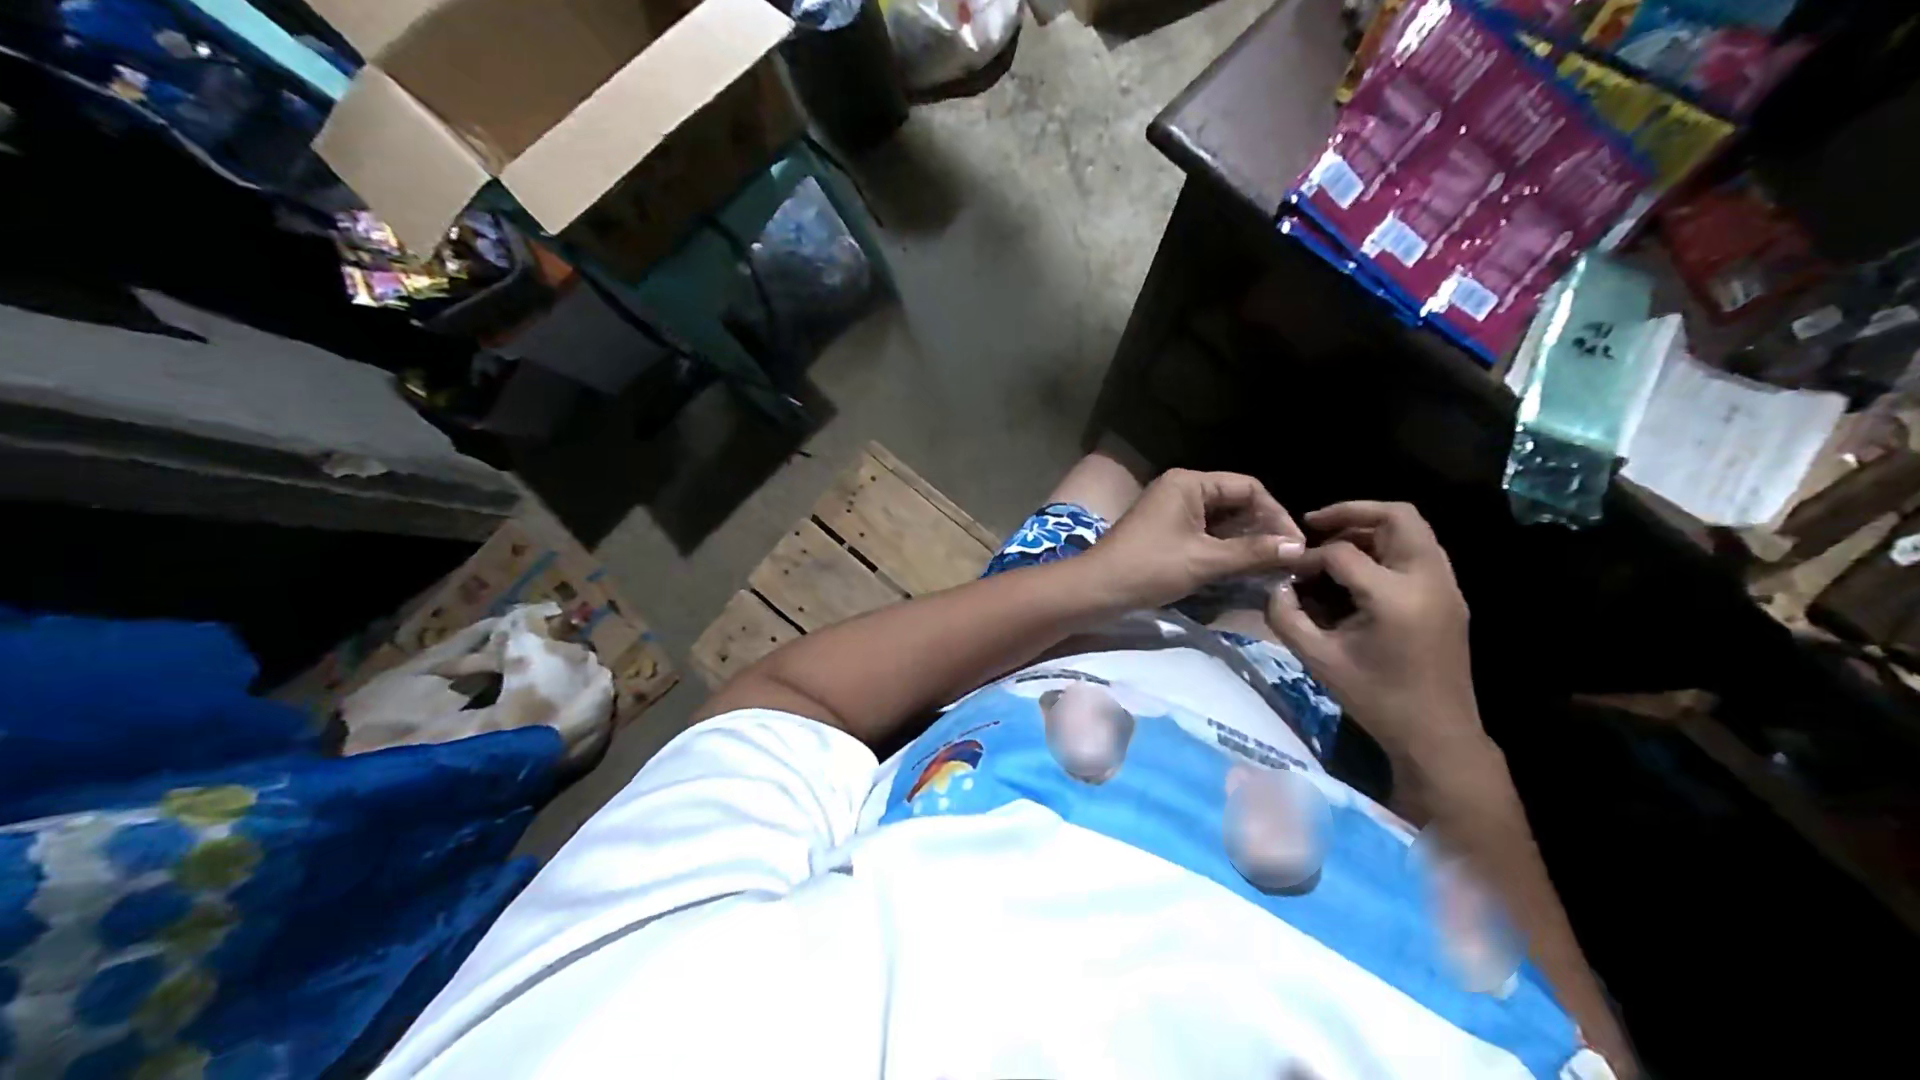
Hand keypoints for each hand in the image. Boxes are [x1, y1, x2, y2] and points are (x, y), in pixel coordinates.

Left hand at [1083, 469, 1304, 609]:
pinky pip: (1204, 533)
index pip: (1248, 487)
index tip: (1296, 545)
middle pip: (1235, 502)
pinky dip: (1224, 548)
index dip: (1276, 514)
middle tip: (1287, 559)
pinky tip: (1243, 568)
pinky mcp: (1165, 531)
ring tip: (1271, 567)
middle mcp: (1181, 489)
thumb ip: (1253, 552)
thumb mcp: (1205, 561)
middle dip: (1263, 529)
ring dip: (1245, 541)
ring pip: (1221, 520)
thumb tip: (1299, 548)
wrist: (1096, 589)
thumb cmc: (1149, 568)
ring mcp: (1171, 510)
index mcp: (1189, 483)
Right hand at [1265, 501, 1479, 757]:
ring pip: (1413, 530)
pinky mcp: (1450, 596)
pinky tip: (1358, 570)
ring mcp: (1446, 586)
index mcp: (1394, 596)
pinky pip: (1419, 551)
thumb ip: (1286, 618)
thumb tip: (1276, 587)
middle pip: (1396, 517)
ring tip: (1334, 544)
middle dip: (1352, 513)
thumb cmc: (1376, 699)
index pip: (1343, 553)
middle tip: (1316, 525)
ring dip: (1371, 528)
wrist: (1438, 733)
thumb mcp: (1318, 660)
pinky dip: (1387, 547)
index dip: (1309, 557)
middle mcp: (1428, 580)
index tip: (1288, 573)